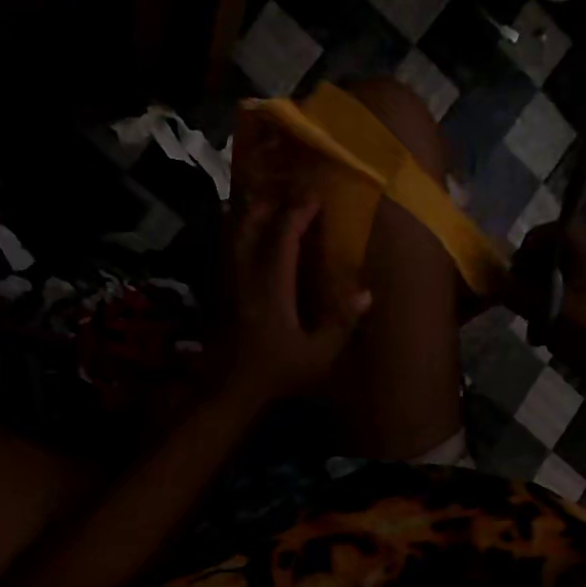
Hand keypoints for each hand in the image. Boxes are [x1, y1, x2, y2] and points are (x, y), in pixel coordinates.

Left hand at [214, 199, 371, 403]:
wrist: (229, 390)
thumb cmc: (276, 373)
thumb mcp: (317, 354)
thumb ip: (340, 322)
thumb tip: (366, 293)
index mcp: (271, 287)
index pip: (283, 238)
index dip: (298, 214)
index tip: (315, 199)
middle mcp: (245, 277)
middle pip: (250, 225)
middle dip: (269, 205)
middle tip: (290, 197)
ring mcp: (227, 283)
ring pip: (232, 235)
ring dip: (249, 215)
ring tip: (265, 205)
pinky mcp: (219, 293)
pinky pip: (225, 251)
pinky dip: (234, 234)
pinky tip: (241, 234)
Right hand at [508, 222, 585, 367]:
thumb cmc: (584, 335)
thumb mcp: (544, 311)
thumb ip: (516, 292)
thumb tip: (494, 279)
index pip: (560, 229)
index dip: (533, 241)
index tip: (516, 266)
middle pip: (557, 254)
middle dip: (531, 273)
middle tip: (515, 293)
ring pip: (558, 279)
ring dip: (537, 296)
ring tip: (528, 320)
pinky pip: (566, 298)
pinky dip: (550, 311)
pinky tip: (542, 335)